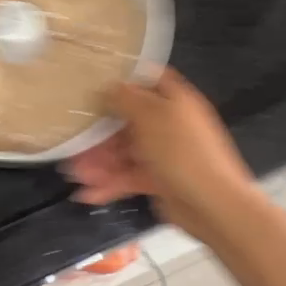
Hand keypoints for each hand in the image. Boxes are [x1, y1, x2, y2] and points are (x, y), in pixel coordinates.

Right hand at [62, 68, 260, 240]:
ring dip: (99, 160)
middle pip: (128, 119)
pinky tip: (87, 193)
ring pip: (125, 150)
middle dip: (99, 130)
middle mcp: (168, 123)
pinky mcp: (158, 180)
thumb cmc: (182, 151)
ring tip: (74, 172)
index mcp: (173, 100)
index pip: (147, 80)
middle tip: (72, 137)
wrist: (213, 206)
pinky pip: (129, 176)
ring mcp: (164, 153)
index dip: (124, 79)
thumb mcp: (151, 116)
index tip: (95, 82)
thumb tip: (108, 86)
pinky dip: (109, 184)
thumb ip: (125, 98)